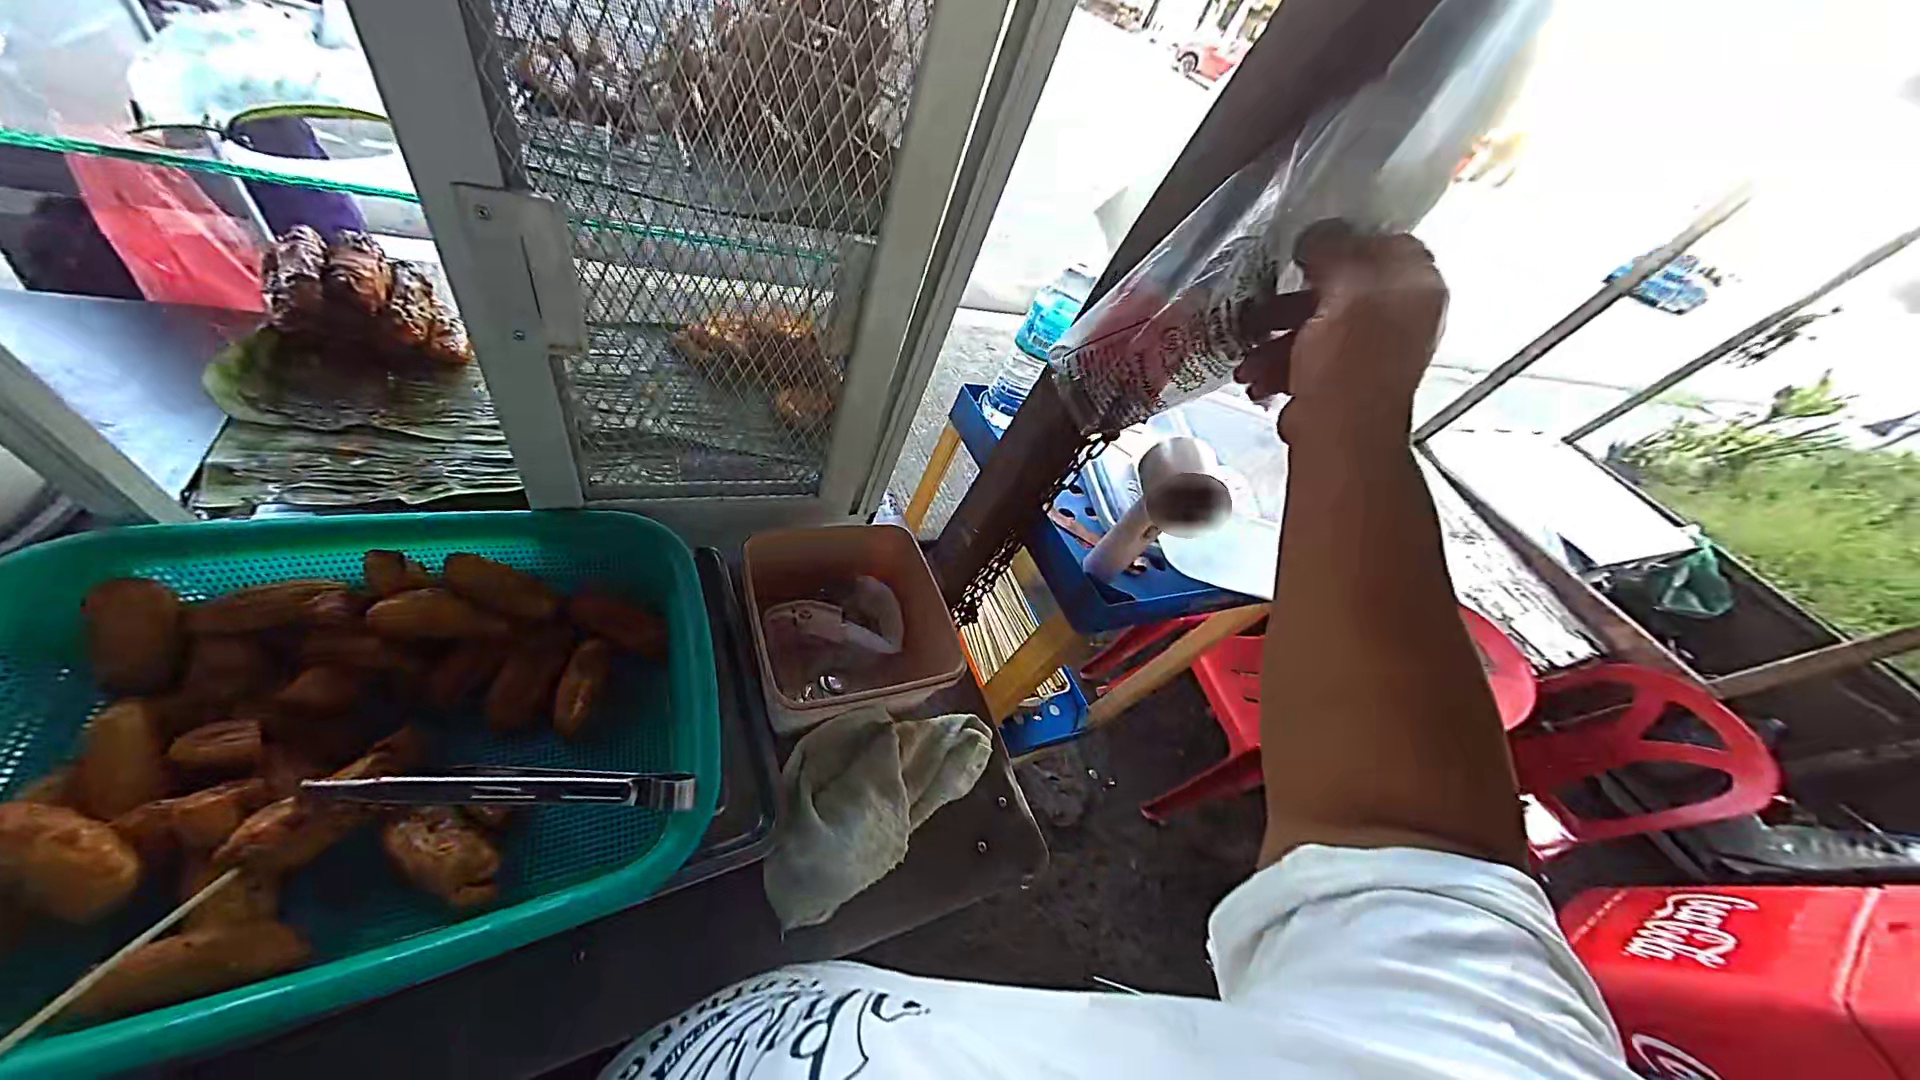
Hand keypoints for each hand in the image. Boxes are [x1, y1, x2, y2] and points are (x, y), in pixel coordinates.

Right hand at [1232, 222, 1446, 444]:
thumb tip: (1320, 232)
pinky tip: (1256, 378)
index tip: (1300, 253)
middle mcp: (1398, 314)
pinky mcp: (1340, 380)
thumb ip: (1333, 252)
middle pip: (1338, 289)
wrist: (1339, 434)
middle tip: (1259, 309)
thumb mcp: (1343, 293)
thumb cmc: (1348, 362)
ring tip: (1248, 359)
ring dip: (1274, 341)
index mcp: (1413, 284)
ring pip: (1313, 328)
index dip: (1340, 243)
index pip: (1382, 242)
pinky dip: (1278, 366)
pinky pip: (1306, 359)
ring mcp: (1368, 351)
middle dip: (1290, 303)